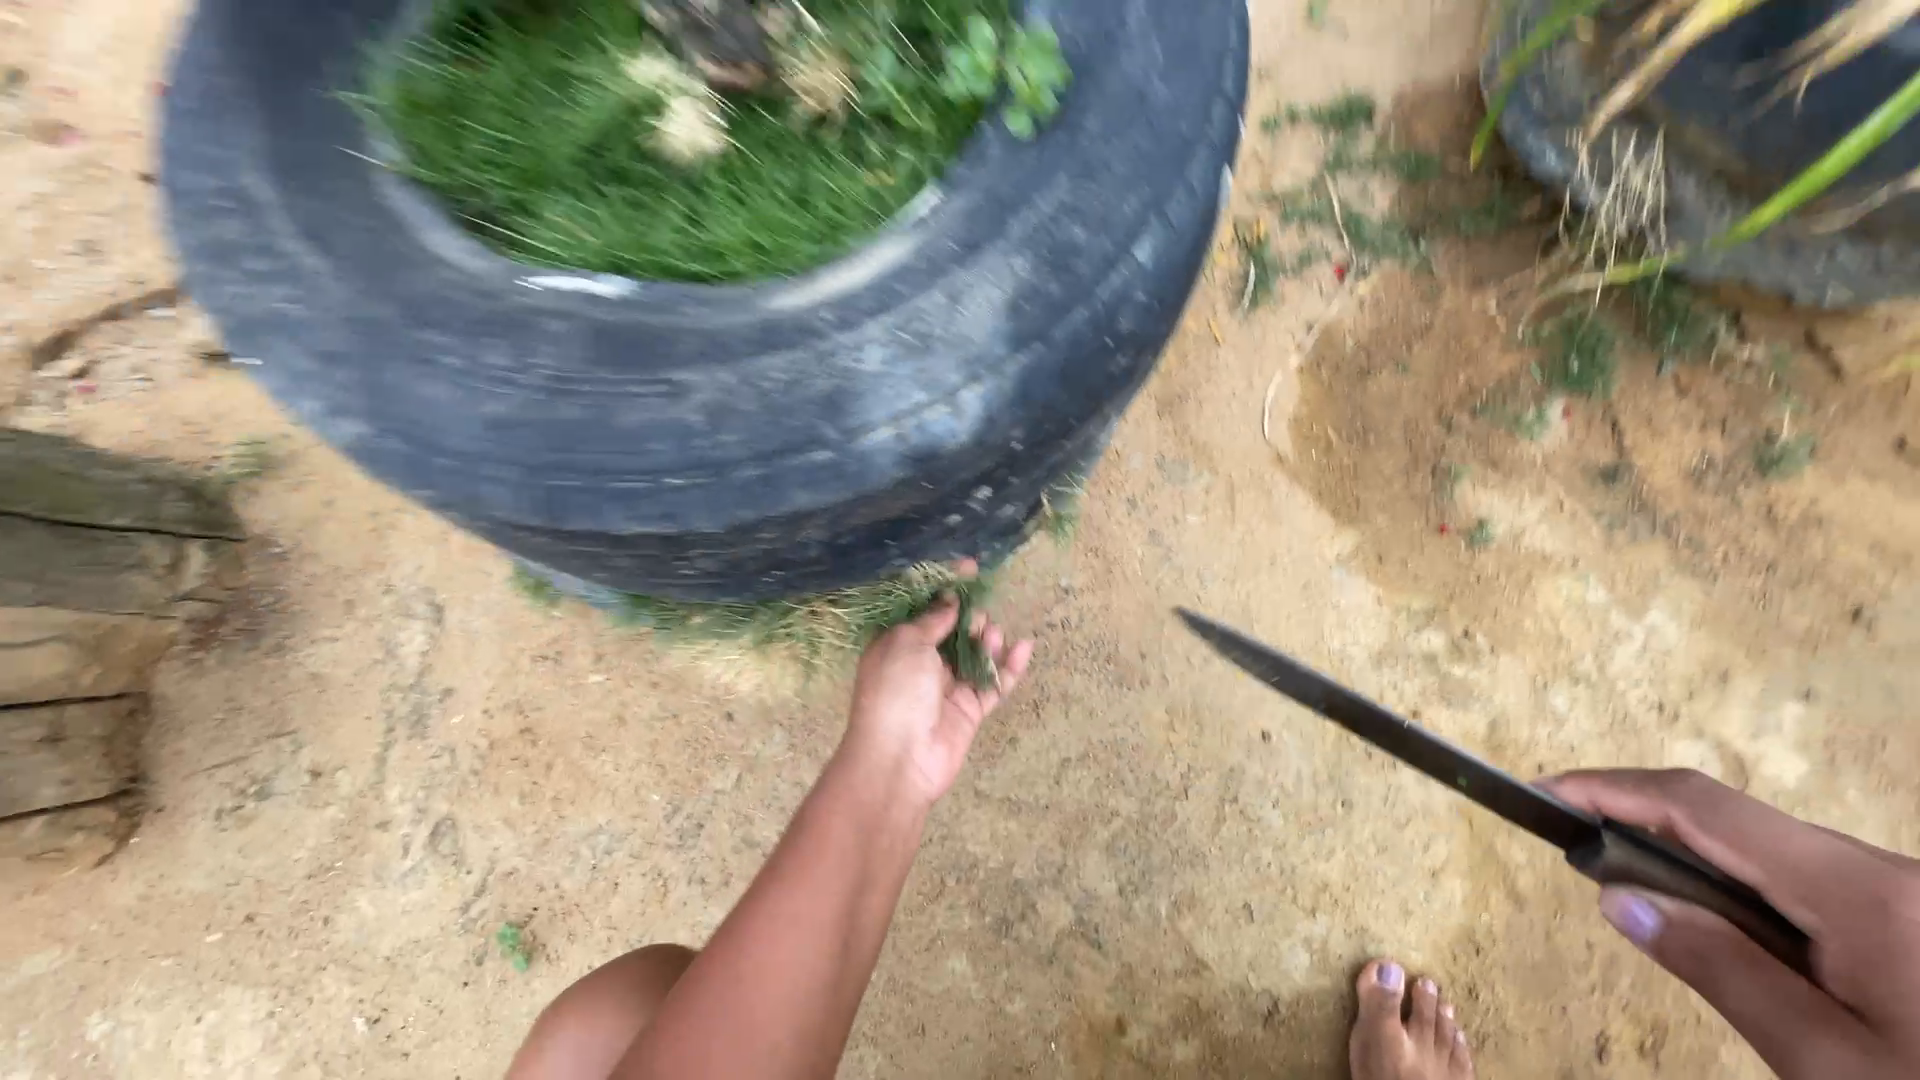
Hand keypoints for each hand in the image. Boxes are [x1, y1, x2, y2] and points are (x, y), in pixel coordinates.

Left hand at [841, 590, 1033, 808]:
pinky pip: (994, 684)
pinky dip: (1010, 667)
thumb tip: (950, 601)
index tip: (969, 568)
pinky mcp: (969, 711)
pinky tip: (1024, 647)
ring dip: (987, 640)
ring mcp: (947, 688)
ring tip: (992, 633)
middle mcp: (921, 664)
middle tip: (980, 611)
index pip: (923, 610)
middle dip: (968, 615)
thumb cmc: (894, 691)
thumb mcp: (907, 642)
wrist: (899, 758)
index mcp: (896, 644)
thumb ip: (933, 619)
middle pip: (952, 631)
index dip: (944, 589)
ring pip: (975, 655)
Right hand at [1543, 769, 1919, 1078]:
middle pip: (1733, 820)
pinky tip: (1731, 935)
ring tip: (1646, 902)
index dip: (1609, 786)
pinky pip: (1808, 881)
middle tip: (1580, 858)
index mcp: (1858, 889)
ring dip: (1693, 863)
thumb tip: (1619, 898)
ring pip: (1771, 851)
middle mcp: (1885, 870)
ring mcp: (1907, 892)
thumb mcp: (1830, 1063)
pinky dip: (1743, 891)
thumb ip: (1718, 968)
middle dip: (1643, 824)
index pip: (1699, 803)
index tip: (1542, 793)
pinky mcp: (1916, 917)